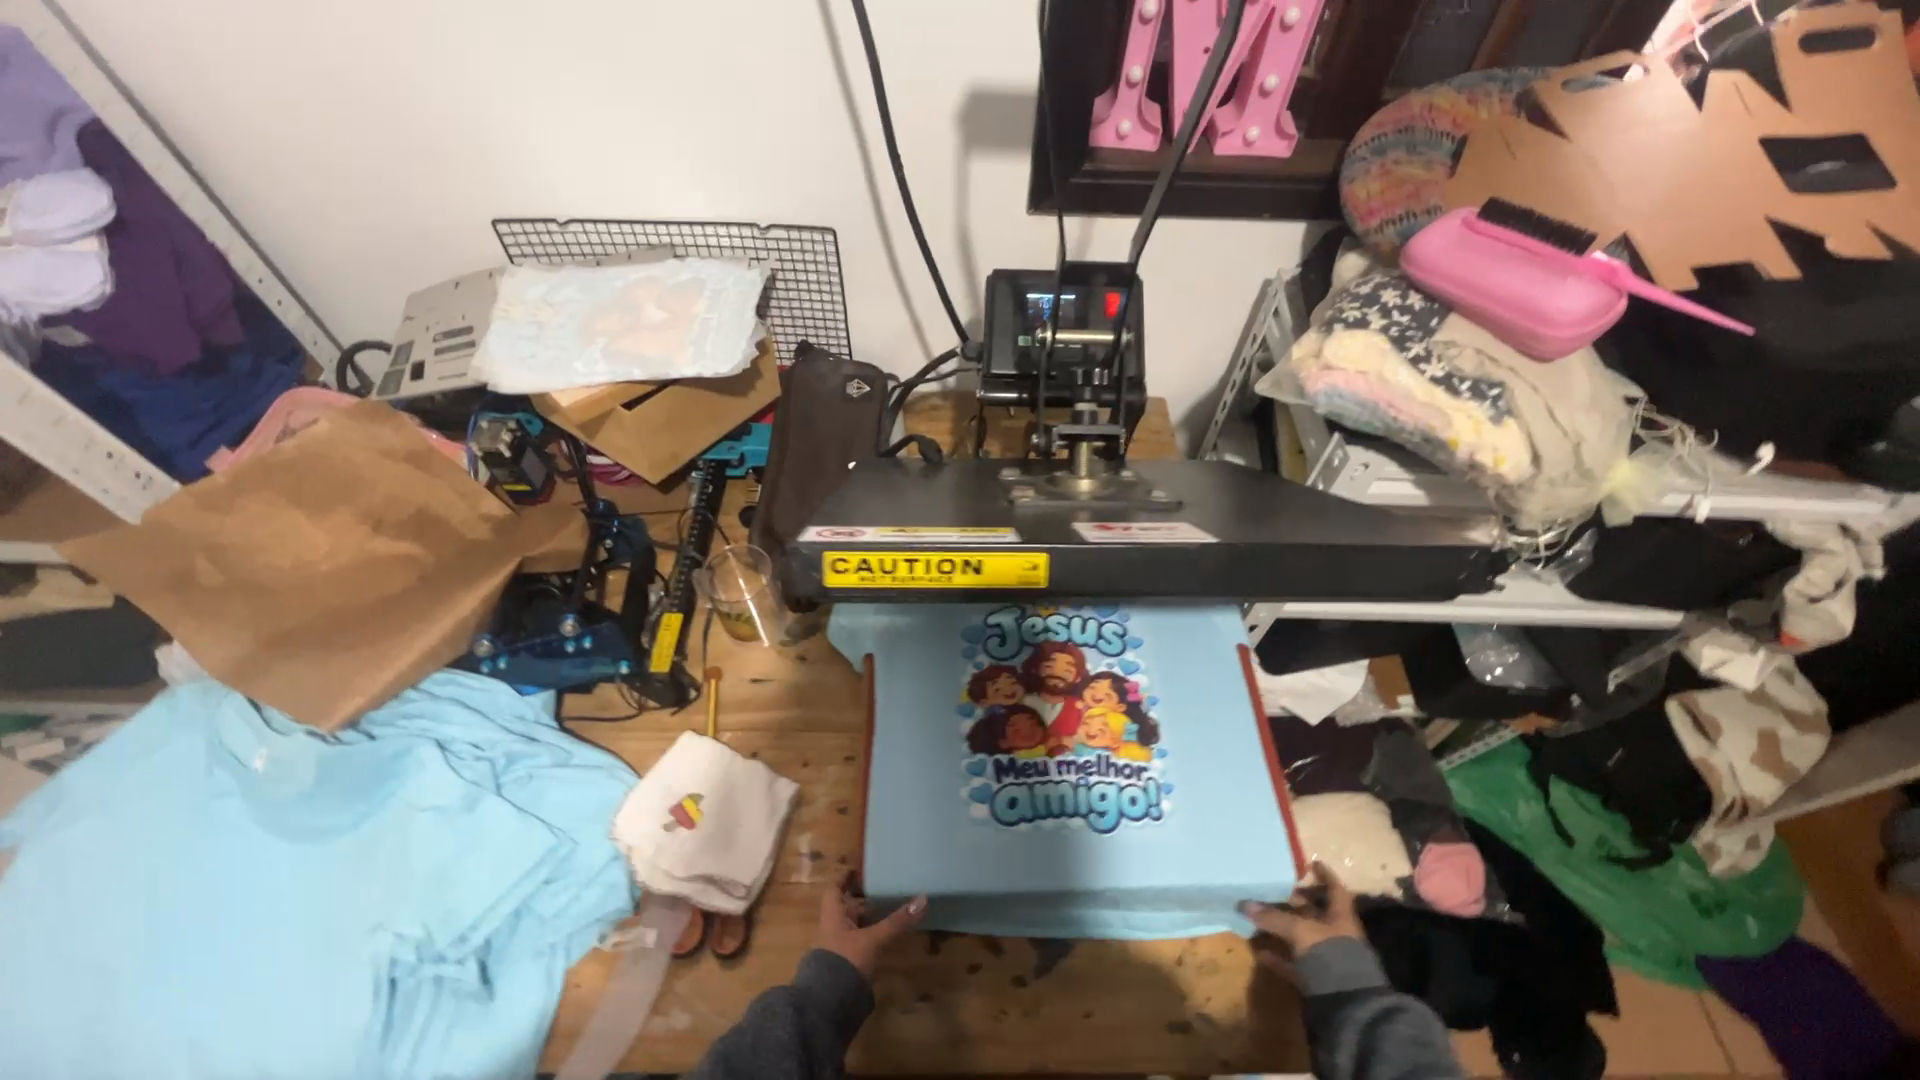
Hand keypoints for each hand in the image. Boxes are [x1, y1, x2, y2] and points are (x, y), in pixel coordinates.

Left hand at [817, 872, 926, 978]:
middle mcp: (833, 927)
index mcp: (833, 914)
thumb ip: (897, 922)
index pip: (835, 888)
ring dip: (869, 917)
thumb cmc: (846, 961)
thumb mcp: (873, 939)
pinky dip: (872, 934)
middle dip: (863, 897)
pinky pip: (860, 940)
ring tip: (891, 907)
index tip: (858, 867)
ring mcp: (839, 946)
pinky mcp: (846, 963)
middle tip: (884, 886)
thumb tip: (923, 898)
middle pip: (847, 906)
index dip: (844, 877)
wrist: (828, 1004)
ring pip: (855, 924)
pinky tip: (887, 936)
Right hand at [1239, 862, 1363, 976]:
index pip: (1334, 888)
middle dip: (1297, 901)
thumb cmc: (1330, 954)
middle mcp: (1336, 933)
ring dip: (1284, 929)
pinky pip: (1294, 962)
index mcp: (1341, 916)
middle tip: (1275, 890)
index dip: (1325, 875)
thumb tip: (1244, 904)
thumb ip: (1272, 917)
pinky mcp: (1318, 978)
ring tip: (1261, 918)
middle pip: (1316, 912)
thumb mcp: (1299, 930)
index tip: (1311, 863)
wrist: (1348, 1002)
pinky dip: (1279, 957)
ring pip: (1303, 937)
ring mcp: (1328, 957)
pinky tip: (1261, 952)